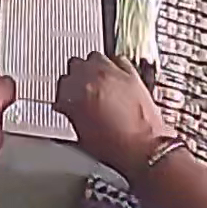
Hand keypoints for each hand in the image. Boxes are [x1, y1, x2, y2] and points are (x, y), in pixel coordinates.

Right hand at [54, 53, 169, 177]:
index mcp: (75, 93)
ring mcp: (112, 74)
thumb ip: (72, 113)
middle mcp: (91, 78)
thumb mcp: (81, 134)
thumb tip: (70, 107)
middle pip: (74, 64)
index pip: (61, 83)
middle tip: (80, 89)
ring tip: (96, 79)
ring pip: (94, 57)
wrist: (145, 150)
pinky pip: (118, 59)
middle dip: (76, 76)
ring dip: (93, 66)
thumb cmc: (116, 146)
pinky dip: (114, 65)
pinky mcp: (131, 74)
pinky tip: (114, 75)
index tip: (67, 99)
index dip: (64, 93)